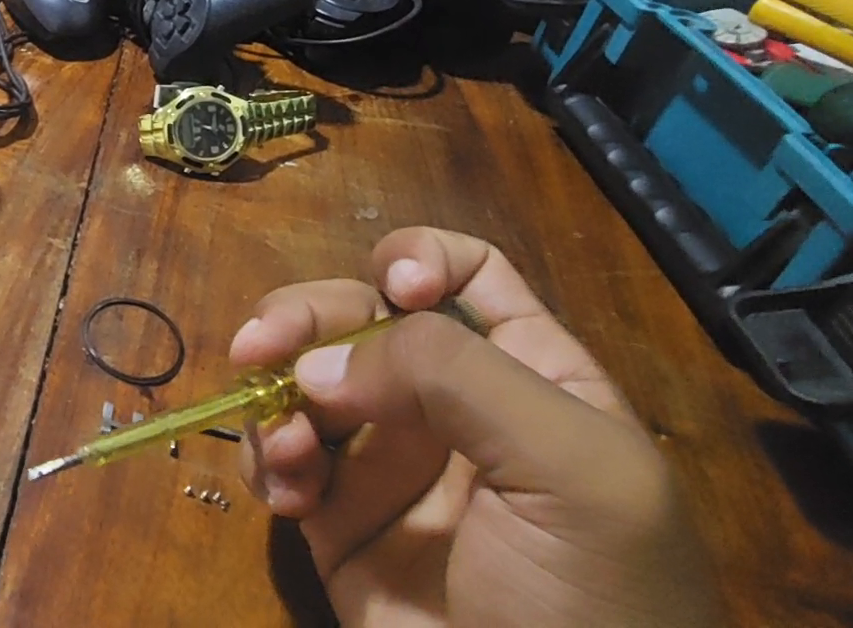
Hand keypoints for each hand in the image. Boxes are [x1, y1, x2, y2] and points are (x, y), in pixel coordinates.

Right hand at [229, 227, 720, 627]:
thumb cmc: (595, 600)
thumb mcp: (575, 472)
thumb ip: (457, 376)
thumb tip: (316, 365)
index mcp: (522, 373)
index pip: (462, 272)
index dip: (416, 259)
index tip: (390, 289)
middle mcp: (441, 399)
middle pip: (352, 308)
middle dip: (299, 315)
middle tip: (257, 347)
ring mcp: (378, 450)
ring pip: (297, 372)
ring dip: (269, 393)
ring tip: (284, 450)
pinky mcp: (326, 505)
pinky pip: (272, 450)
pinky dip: (261, 457)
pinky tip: (284, 495)